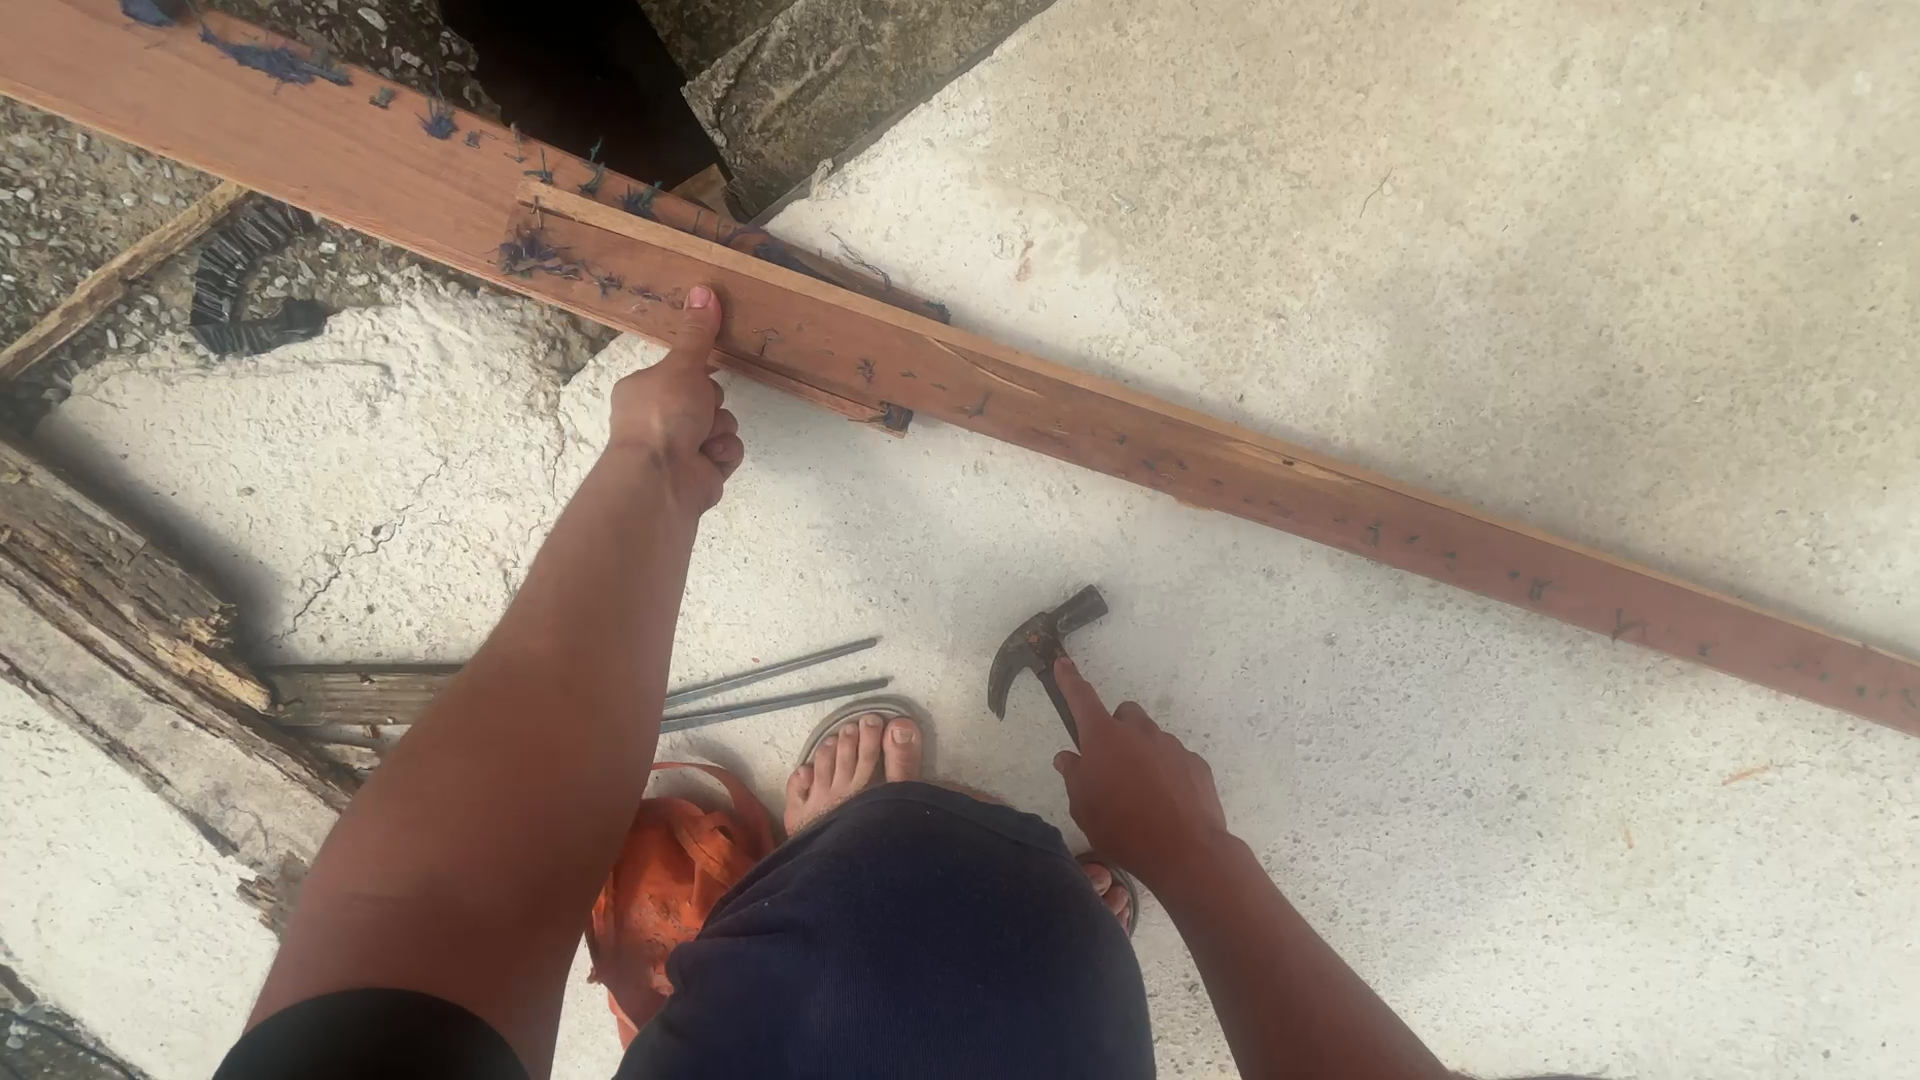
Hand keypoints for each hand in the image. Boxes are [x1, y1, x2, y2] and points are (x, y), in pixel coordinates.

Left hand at [607, 284, 743, 509]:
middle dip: (713, 403)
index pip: (683, 371)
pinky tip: (710, 457)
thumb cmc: (663, 416)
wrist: (663, 477)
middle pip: (709, 396)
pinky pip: (728, 449)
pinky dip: (724, 452)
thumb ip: (698, 334)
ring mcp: (682, 447)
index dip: (698, 371)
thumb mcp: (682, 367)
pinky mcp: (702, 470)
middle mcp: (661, 418)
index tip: (707, 371)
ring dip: (720, 429)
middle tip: (701, 408)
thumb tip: (704, 289)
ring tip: (704, 439)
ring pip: (723, 423)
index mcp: (646, 390)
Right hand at [1052, 657, 1232, 886]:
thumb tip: (1069, 757)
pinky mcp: (1196, 764)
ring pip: (1152, 739)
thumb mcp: (1082, 806)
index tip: (1063, 663)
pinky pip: (1176, 760)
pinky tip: (1168, 805)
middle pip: (1125, 715)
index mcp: (1104, 737)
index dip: (1069, 680)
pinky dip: (1169, 774)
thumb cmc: (1122, 828)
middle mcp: (1139, 732)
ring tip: (1144, 797)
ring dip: (1144, 756)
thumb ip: (1074, 775)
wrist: (1185, 852)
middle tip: (1113, 766)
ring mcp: (1171, 745)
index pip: (1081, 698)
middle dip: (1117, 731)